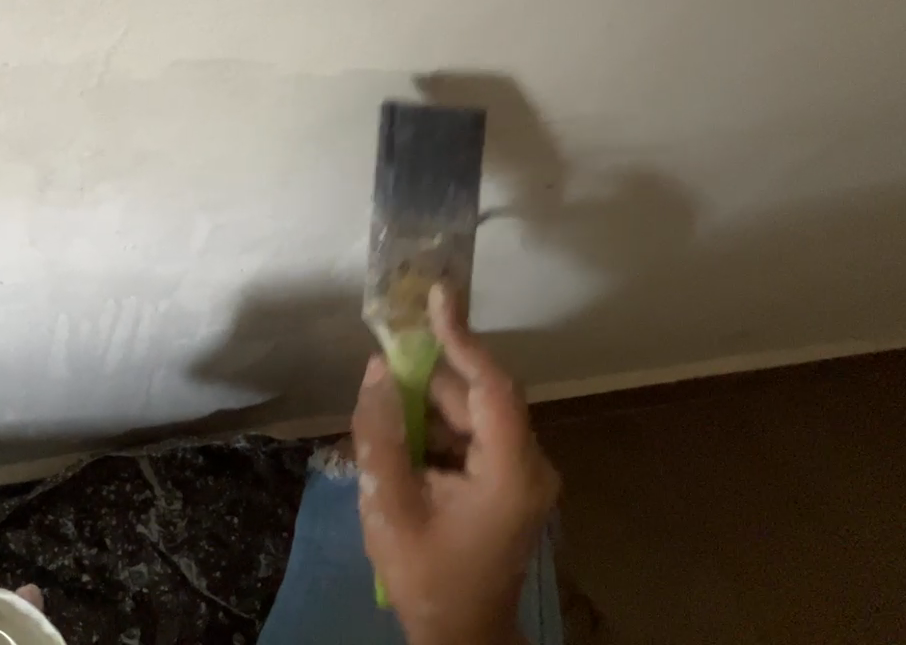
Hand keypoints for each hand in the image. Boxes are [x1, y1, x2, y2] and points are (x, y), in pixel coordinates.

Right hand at [352, 284, 559, 644]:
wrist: (461, 634)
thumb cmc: (426, 573)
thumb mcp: (388, 504)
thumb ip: (381, 432)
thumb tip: (377, 370)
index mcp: (510, 473)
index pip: (492, 388)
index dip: (464, 338)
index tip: (439, 295)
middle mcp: (528, 465)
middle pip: (478, 395)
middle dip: (430, 371)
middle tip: (388, 344)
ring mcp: (521, 473)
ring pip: (471, 410)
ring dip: (428, 399)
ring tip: (385, 394)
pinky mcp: (507, 479)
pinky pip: (470, 431)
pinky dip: (435, 422)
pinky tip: (403, 430)